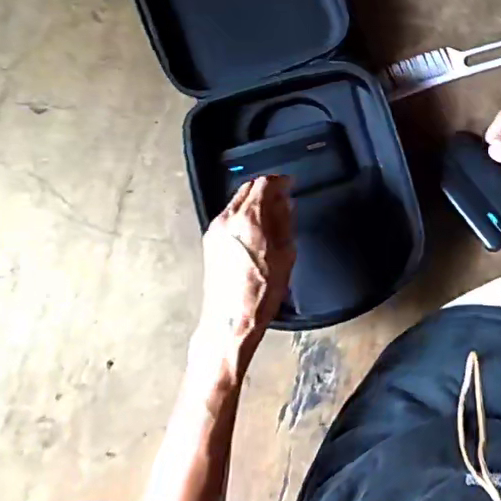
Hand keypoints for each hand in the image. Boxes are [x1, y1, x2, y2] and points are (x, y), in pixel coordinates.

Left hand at [195, 175, 294, 370]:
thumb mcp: (285, 255)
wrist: (230, 320)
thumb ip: (284, 222)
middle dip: (266, 188)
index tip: (290, 184)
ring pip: (237, 201)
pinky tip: (256, 228)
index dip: (280, 181)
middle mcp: (227, 219)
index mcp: (248, 219)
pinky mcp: (210, 243)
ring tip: (272, 213)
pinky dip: (244, 214)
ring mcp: (215, 230)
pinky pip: (229, 217)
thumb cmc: (260, 293)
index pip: (264, 183)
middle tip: (283, 195)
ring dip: (254, 200)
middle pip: (247, 188)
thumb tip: (284, 203)